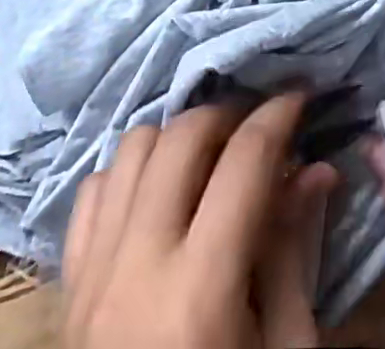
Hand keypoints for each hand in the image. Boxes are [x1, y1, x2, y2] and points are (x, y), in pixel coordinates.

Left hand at [63, 93, 339, 348]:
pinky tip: (159, 191)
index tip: (300, 94)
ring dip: (177, 136)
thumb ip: (293, 253)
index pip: (243, 165)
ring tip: (213, 154)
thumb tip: (315, 170)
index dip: (277, 117)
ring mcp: (93, 268)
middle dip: (228, 114)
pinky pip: (92, 192)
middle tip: (261, 124)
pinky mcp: (69, 280)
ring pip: (129, 150)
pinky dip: (129, 172)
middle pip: (180, 138)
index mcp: (199, 291)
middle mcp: (136, 262)